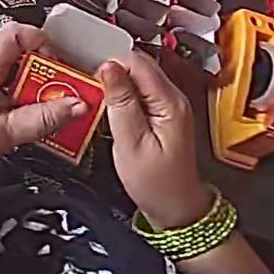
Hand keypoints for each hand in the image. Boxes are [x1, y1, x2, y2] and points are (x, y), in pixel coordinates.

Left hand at [0, 22, 86, 181]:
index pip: (18, 32)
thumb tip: (78, 105)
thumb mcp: (6, 133)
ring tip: (47, 102)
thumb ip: (44, 118)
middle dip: (44, 66)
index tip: (59, 69)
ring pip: (15, 62)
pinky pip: (6, 75)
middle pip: (20, 46)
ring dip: (34, 79)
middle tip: (60, 89)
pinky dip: (22, 88)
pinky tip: (28, 109)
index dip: (44, 44)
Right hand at [100, 52, 212, 228]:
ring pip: (139, 76)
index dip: (112, 67)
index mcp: (169, 102)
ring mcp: (171, 104)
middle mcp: (174, 97)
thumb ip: (120, 102)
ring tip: (105, 105)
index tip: (96, 85)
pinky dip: (125, 94)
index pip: (137, 62)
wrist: (177, 210)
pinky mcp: (164, 111)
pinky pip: (141, 90)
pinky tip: (116, 111)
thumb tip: (108, 67)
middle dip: (114, 73)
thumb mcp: (130, 143)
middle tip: (97, 95)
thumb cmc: (155, 184)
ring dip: (118, 84)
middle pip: (139, 65)